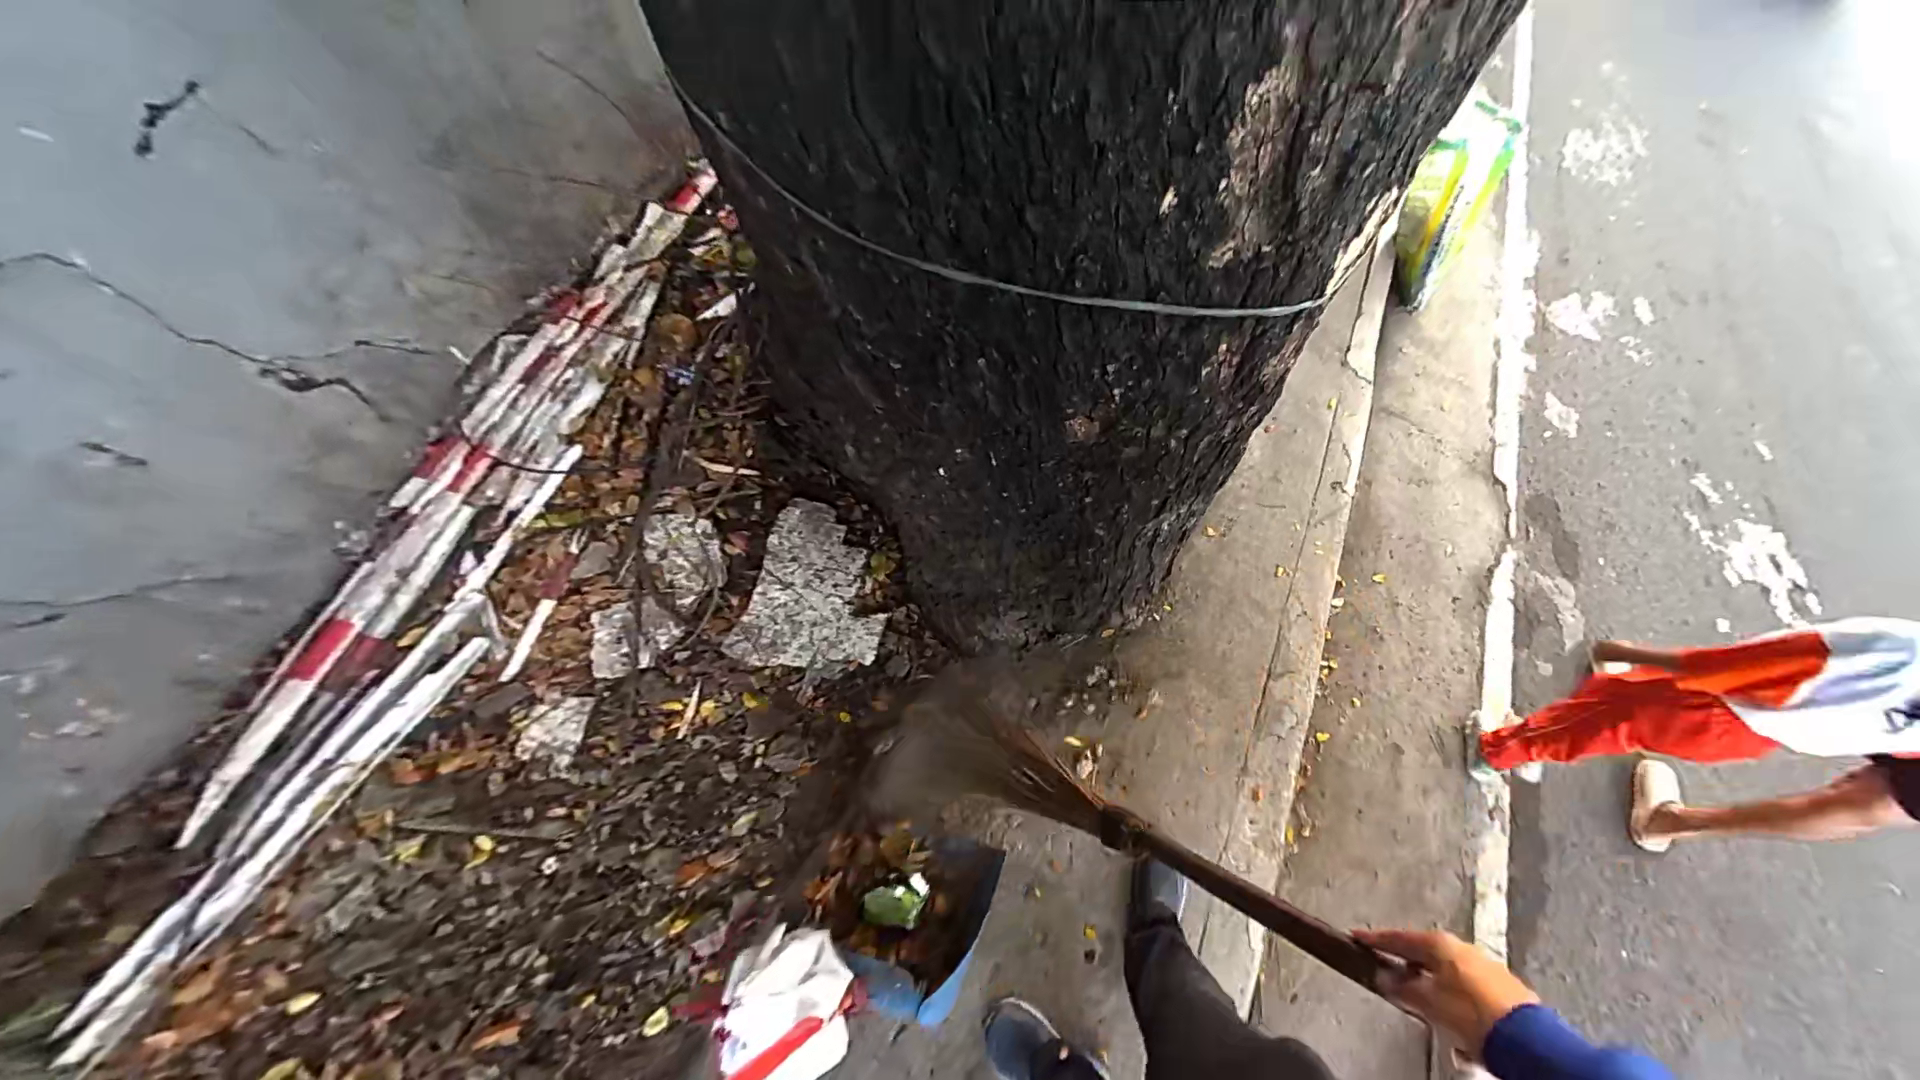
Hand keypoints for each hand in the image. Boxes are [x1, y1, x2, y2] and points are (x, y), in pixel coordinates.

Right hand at [1353, 928, 1539, 1053]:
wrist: (1530, 1042)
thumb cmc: (1472, 1014)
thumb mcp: (1429, 1002)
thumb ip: (1402, 987)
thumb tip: (1384, 978)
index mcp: (1440, 943)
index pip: (1398, 938)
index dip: (1375, 939)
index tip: (1357, 937)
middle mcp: (1462, 948)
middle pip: (1425, 953)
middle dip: (1407, 962)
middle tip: (1388, 967)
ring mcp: (1485, 966)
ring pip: (1447, 970)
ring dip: (1431, 980)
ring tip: (1421, 997)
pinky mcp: (1504, 988)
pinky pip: (1466, 985)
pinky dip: (1453, 993)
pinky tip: (1451, 1011)